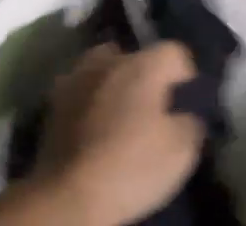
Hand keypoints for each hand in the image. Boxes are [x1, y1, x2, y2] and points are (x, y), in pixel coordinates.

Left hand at [37, 42, 205, 225]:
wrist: (68, 194)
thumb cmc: (131, 166)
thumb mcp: (181, 152)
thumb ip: (190, 123)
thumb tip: (186, 114)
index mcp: (143, 65)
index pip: (175, 51)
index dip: (186, 74)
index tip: (187, 98)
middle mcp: (109, 60)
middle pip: (136, 55)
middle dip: (146, 74)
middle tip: (152, 106)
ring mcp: (77, 76)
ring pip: (103, 66)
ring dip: (113, 80)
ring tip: (119, 109)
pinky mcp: (54, 100)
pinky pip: (81, 87)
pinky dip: (89, 97)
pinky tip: (93, 121)